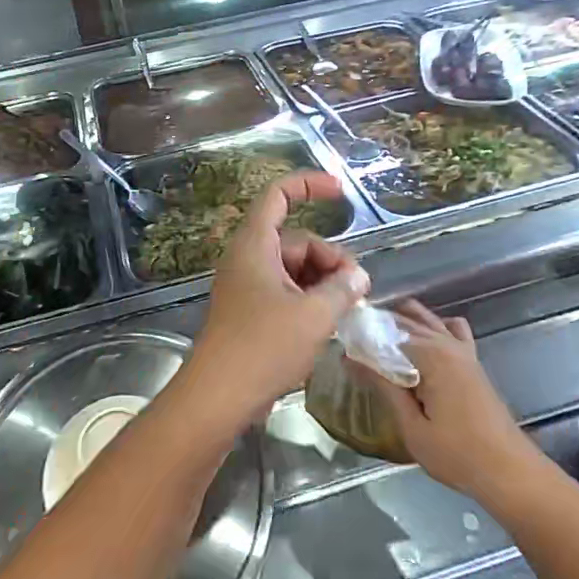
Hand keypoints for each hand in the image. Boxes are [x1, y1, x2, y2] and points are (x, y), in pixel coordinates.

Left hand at [185, 172, 368, 421]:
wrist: (219, 394)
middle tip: (356, 291)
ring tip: (345, 311)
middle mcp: (247, 260)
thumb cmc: (263, 347)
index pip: (277, 196)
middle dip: (330, 259)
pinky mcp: (250, 313)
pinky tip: (327, 324)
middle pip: (296, 240)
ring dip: (323, 283)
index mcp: (255, 246)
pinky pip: (285, 293)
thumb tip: (358, 276)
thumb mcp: (314, 315)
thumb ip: (342, 288)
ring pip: (294, 270)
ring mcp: (247, 287)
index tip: (341, 190)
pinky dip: (308, 300)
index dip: (308, 184)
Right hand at [361, 301, 548, 498]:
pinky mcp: (473, 364)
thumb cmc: (458, 455)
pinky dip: (431, 328)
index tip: (341, 348)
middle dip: (378, 327)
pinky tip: (417, 348)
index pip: (386, 333)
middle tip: (352, 344)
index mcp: (432, 356)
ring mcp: (465, 352)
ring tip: (379, 341)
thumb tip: (350, 359)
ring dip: (403, 324)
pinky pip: (450, 330)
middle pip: (406, 321)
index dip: (361, 338)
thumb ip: (383, 387)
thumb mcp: (411, 426)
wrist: (511, 473)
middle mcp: (449, 345)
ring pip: (428, 320)